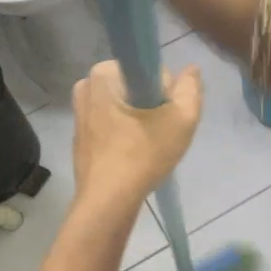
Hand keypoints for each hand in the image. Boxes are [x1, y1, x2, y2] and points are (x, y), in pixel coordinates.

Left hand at [71, 60, 202, 209]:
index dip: (166, 91)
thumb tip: (191, 70)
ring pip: (125, 106)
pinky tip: (135, 155)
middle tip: (161, 133)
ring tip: (150, 146)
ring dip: (140, 121)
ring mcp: (79, 112)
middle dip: (152, 105)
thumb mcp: (182, 119)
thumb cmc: (143, 154)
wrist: (108, 200)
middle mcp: (86, 86)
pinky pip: (112, 124)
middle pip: (136, 87)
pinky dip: (126, 134)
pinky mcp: (80, 135)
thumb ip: (191, 89)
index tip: (167, 116)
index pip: (149, 69)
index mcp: (103, 74)